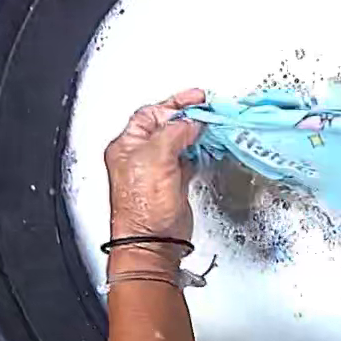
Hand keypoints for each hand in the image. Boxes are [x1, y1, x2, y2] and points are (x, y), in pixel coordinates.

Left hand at [105, 89, 205, 249]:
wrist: (154, 241)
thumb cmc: (144, 208)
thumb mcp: (156, 159)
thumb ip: (174, 133)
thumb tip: (191, 121)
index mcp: (128, 146)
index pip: (151, 114)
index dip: (174, 104)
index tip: (196, 99)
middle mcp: (141, 156)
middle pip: (166, 125)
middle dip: (188, 116)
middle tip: (208, 109)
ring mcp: (159, 170)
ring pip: (180, 141)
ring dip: (196, 133)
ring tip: (213, 126)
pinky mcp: (174, 183)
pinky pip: (188, 159)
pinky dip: (199, 151)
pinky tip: (208, 148)